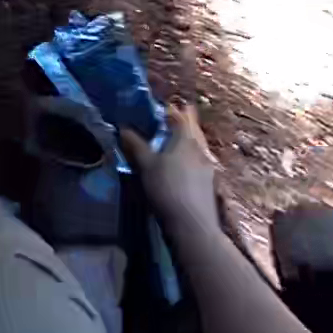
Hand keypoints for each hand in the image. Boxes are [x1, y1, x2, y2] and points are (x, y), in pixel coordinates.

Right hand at [121, 103, 219, 238]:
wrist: (193, 226)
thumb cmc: (167, 188)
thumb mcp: (146, 165)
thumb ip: (135, 145)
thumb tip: (123, 128)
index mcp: (185, 138)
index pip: (180, 116)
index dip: (171, 109)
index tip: (161, 106)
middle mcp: (200, 148)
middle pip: (193, 128)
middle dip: (184, 120)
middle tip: (172, 116)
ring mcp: (207, 166)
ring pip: (199, 144)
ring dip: (189, 137)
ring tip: (177, 138)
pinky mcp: (209, 182)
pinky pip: (200, 159)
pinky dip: (192, 154)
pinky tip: (185, 162)